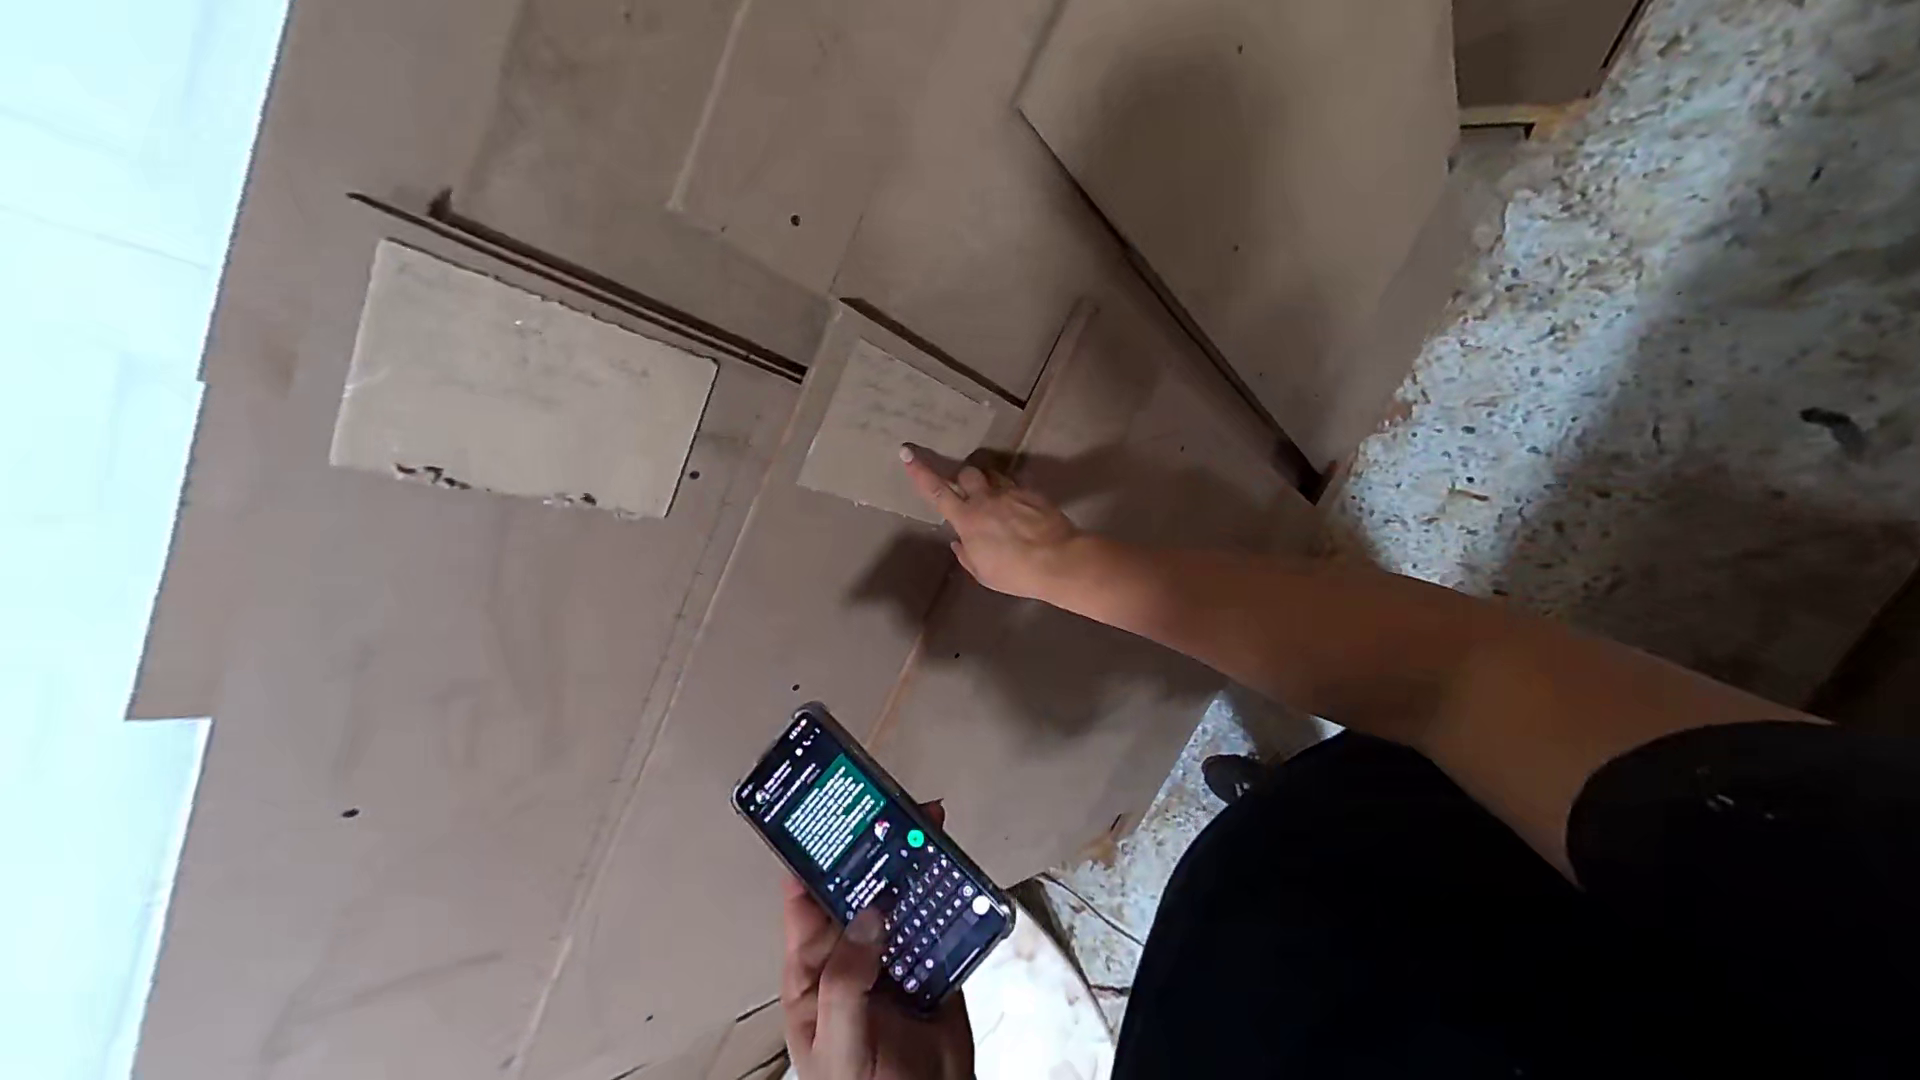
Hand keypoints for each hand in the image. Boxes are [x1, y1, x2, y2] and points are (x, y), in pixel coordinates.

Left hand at [780, 803, 973, 1079]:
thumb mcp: (837, 1044)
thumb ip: (844, 983)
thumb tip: (867, 916)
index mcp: (814, 967)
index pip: (806, 899)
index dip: (817, 856)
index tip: (836, 819)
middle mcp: (852, 950)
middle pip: (860, 886)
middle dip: (875, 847)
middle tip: (894, 812)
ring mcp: (892, 951)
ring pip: (899, 892)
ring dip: (913, 859)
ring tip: (927, 826)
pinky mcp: (930, 955)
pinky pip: (935, 913)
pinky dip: (945, 888)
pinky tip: (953, 865)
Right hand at [900, 445, 1080, 599]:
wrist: (1059, 560)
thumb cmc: (1016, 573)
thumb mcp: (984, 573)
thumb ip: (967, 554)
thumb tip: (958, 541)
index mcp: (967, 519)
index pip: (937, 491)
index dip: (920, 472)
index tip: (907, 453)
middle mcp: (985, 499)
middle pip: (967, 473)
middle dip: (964, 479)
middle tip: (970, 493)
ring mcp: (1010, 492)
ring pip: (992, 474)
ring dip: (988, 482)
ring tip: (996, 499)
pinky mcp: (1032, 492)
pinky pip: (1015, 485)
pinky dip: (1012, 493)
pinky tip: (1021, 509)